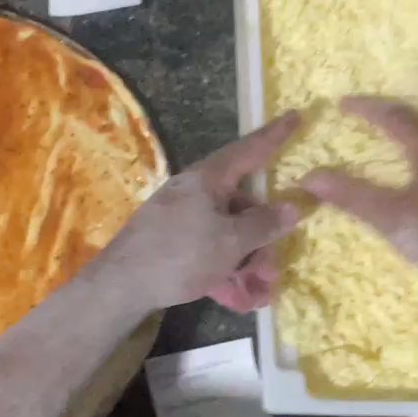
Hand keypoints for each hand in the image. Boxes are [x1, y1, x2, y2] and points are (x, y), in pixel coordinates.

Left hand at [96, 112, 302, 311]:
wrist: (120, 286)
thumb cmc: (180, 254)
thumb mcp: (230, 241)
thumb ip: (263, 224)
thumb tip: (292, 207)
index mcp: (208, 178)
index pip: (249, 150)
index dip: (275, 136)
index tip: (296, 115)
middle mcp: (195, 193)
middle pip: (242, 208)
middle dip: (262, 244)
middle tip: (272, 273)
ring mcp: (181, 220)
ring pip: (227, 237)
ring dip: (247, 267)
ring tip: (257, 296)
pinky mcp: (172, 246)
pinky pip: (208, 255)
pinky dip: (225, 275)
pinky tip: (237, 302)